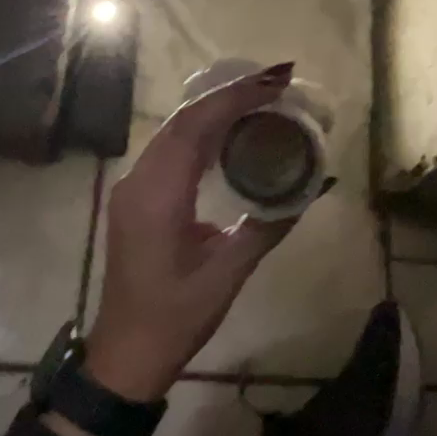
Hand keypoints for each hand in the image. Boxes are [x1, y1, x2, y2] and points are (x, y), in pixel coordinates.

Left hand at [83, 62, 306, 401]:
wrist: (126, 354)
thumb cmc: (176, 317)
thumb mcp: (228, 274)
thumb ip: (267, 227)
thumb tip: (310, 189)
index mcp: (158, 196)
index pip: (196, 126)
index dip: (235, 97)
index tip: (274, 81)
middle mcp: (138, 181)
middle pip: (182, 121)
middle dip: (227, 95)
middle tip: (274, 83)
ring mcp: (132, 189)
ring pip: (172, 132)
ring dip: (212, 112)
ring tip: (258, 100)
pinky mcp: (135, 199)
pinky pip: (167, 151)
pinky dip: (199, 133)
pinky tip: (227, 134)